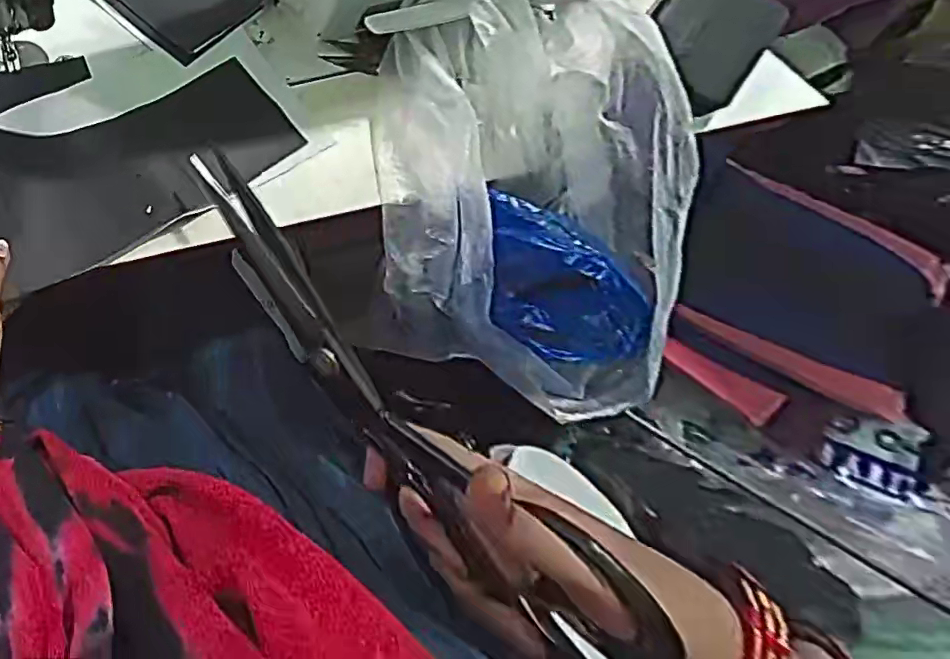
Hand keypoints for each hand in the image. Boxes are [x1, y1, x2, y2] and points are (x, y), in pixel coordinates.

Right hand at [367, 432, 740, 658]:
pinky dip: (492, 614)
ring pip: (451, 554)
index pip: (438, 453)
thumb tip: (478, 475)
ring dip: (468, 583)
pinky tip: (527, 630)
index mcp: (514, 493)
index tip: (375, 472)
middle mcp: (503, 517)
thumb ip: (524, 526)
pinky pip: (478, 593)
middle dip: (434, 535)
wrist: (717, 657)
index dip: (399, 453)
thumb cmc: (658, 602)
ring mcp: (510, 556)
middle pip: (435, 507)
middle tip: (457, 559)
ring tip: (517, 612)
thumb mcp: (592, 565)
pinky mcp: (518, 591)